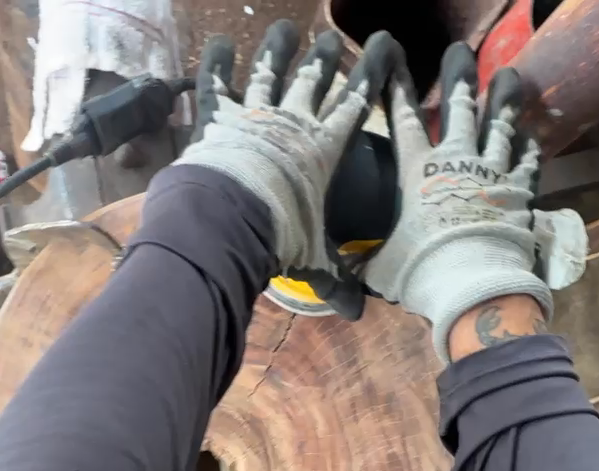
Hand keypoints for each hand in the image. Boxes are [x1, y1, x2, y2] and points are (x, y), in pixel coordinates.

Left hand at [175, 23, 397, 271]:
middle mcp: (294, 122)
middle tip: (333, 42)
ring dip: (277, 50)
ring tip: (284, 29)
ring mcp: (256, 114)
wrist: (233, 218)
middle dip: (326, 59)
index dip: (371, 75)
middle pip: (314, 82)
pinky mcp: (219, 118)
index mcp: (324, 149)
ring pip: (270, 72)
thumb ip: (335, 281)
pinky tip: (216, 43)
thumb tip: (356, 314)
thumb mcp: (313, 259)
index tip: (385, 47)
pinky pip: (215, 84)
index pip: (355, 105)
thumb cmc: (281, 235)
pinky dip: (214, 63)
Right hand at [364, 46, 586, 361]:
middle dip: (458, 76)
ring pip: (499, 124)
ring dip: (502, 99)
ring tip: (507, 76)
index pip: (402, 118)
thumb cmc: (418, 272)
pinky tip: (528, 135)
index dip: (396, 86)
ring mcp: (491, 170)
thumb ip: (365, 259)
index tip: (391, 56)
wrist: (469, 284)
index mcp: (416, 171)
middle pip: (458, 106)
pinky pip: (526, 160)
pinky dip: (528, 146)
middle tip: (461, 53)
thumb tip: (345, 268)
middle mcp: (455, 159)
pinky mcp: (520, 189)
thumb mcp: (381, 267)